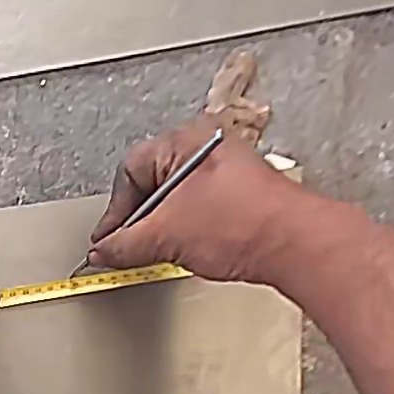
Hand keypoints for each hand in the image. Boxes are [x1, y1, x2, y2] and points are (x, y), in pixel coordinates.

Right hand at [88, 123, 321, 284]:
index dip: (114, 212)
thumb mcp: (164, 235)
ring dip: (154, 230)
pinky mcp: (232, 197)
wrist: (290, 243)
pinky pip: (189, 211)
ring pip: (169, 202)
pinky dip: (176, 232)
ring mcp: (221, 173)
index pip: (129, 173)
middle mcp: (204, 150)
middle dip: (134, 222)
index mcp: (186, 141)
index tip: (107, 241)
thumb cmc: (242, 222)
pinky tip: (177, 250)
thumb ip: (123, 245)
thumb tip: (102, 252)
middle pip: (148, 186)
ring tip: (153, 251)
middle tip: (125, 249)